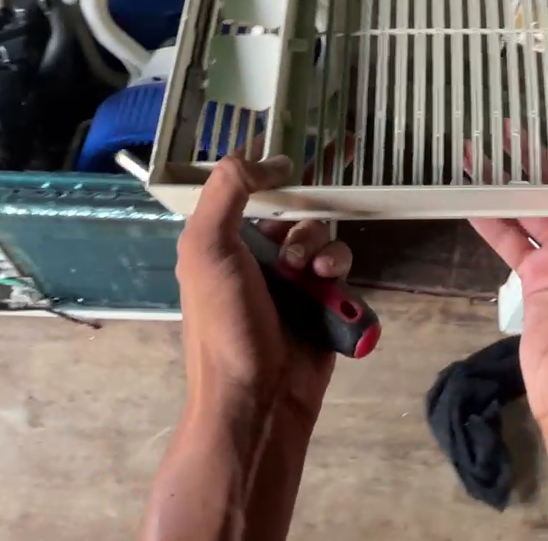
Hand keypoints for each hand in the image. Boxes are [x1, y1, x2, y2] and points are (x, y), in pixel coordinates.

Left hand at [175, 154, 353, 426]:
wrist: (257, 401)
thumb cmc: (224, 322)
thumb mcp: (207, 248)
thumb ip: (228, 191)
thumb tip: (266, 158)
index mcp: (222, 241)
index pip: (246, 187)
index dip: (269, 165)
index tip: (294, 147)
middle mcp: (256, 256)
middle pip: (293, 208)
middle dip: (302, 215)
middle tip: (295, 244)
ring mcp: (292, 280)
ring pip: (321, 233)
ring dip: (321, 243)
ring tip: (313, 269)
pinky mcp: (323, 301)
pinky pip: (341, 264)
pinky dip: (338, 266)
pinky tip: (330, 281)